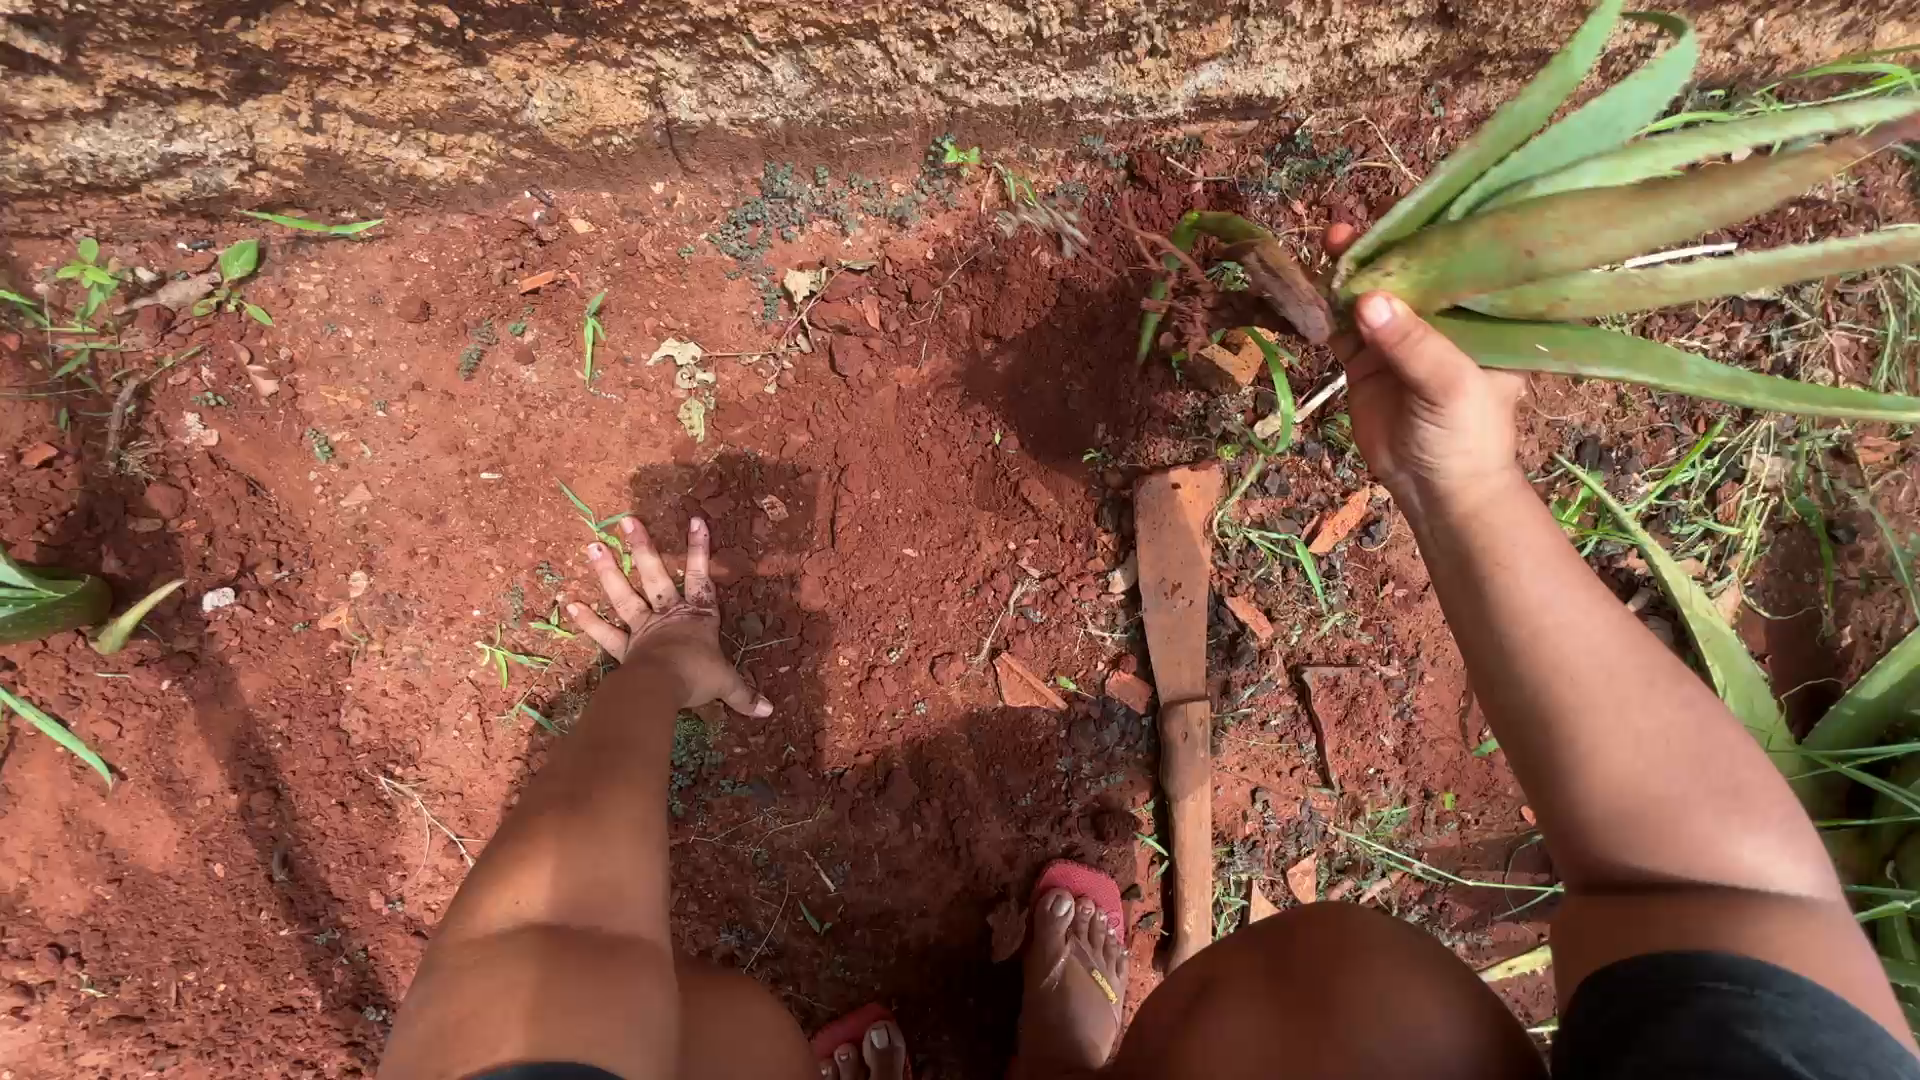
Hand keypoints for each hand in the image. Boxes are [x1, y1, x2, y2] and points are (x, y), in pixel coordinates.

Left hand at [566, 514, 772, 717]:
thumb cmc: (697, 676)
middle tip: (628, 520)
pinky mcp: (624, 648)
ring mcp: (643, 629)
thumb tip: (768, 711)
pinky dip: (587, 620)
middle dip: (643, 548)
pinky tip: (571, 603)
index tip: (696, 520)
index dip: (700, 549)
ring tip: (592, 547)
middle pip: (656, 576)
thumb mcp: (727, 684)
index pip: (702, 577)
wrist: (661, 688)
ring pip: (625, 596)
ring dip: (608, 572)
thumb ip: (744, 694)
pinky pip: (603, 633)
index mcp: (698, 617)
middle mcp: (668, 616)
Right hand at [1325, 223, 1526, 511]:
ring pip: (1370, 298)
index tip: (1399, 210)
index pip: (1459, 262)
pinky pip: (1342, 330)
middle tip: (1345, 230)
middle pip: (1407, 274)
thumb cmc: (1466, 433)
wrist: (1432, 487)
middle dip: (1379, 250)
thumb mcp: (1450, 383)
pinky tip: (1310, 290)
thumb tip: (1366, 300)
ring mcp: (1399, 340)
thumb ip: (1412, 342)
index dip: (1430, 234)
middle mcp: (1441, 318)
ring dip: (1346, 276)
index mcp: (1481, 314)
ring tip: (1325, 247)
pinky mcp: (1365, 362)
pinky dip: (1325, 313)